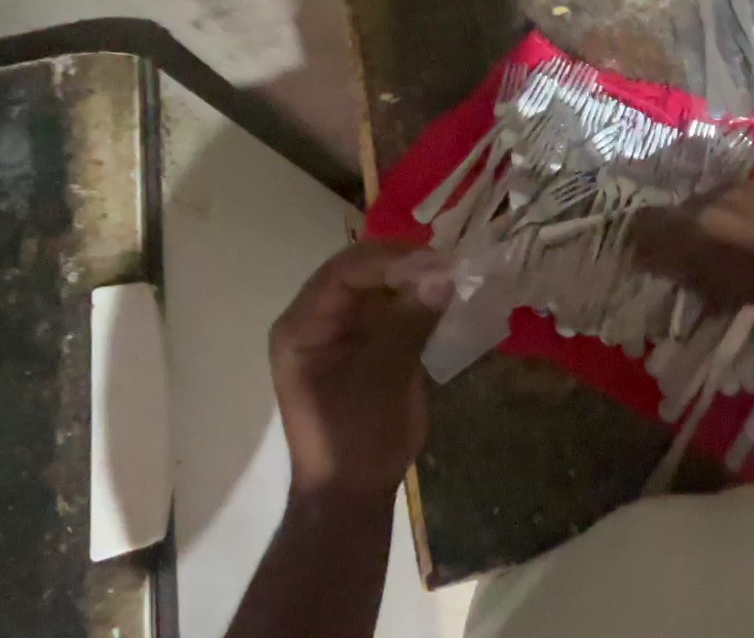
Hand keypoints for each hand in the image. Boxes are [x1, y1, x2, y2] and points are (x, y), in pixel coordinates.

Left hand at [268, 240, 453, 500]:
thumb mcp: (383, 377)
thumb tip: (445, 276)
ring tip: (452, 274)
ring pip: (379, 286)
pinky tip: (445, 296)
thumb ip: (410, 322)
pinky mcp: (366, 344)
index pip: (343, 272)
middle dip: (403, 264)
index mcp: (302, 326)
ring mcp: (342, 331)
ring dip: (414, 278)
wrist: (352, 493)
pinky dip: (418, 300)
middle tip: (448, 262)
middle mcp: (317, 320)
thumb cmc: (355, 437)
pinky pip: (392, 308)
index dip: (388, 260)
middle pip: (359, 272)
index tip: (433, 260)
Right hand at [631, 185, 753, 310]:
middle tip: (673, 247)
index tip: (642, 253)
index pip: (645, 225)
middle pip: (666, 212)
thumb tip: (651, 260)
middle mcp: (700, 204)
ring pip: (692, 203)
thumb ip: (677, 270)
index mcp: (688, 232)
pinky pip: (716, 195)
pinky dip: (715, 208)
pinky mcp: (742, 184)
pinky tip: (729, 222)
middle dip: (664, 230)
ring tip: (707, 234)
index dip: (639, 239)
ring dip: (691, 218)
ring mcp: (722, 191)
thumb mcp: (709, 287)